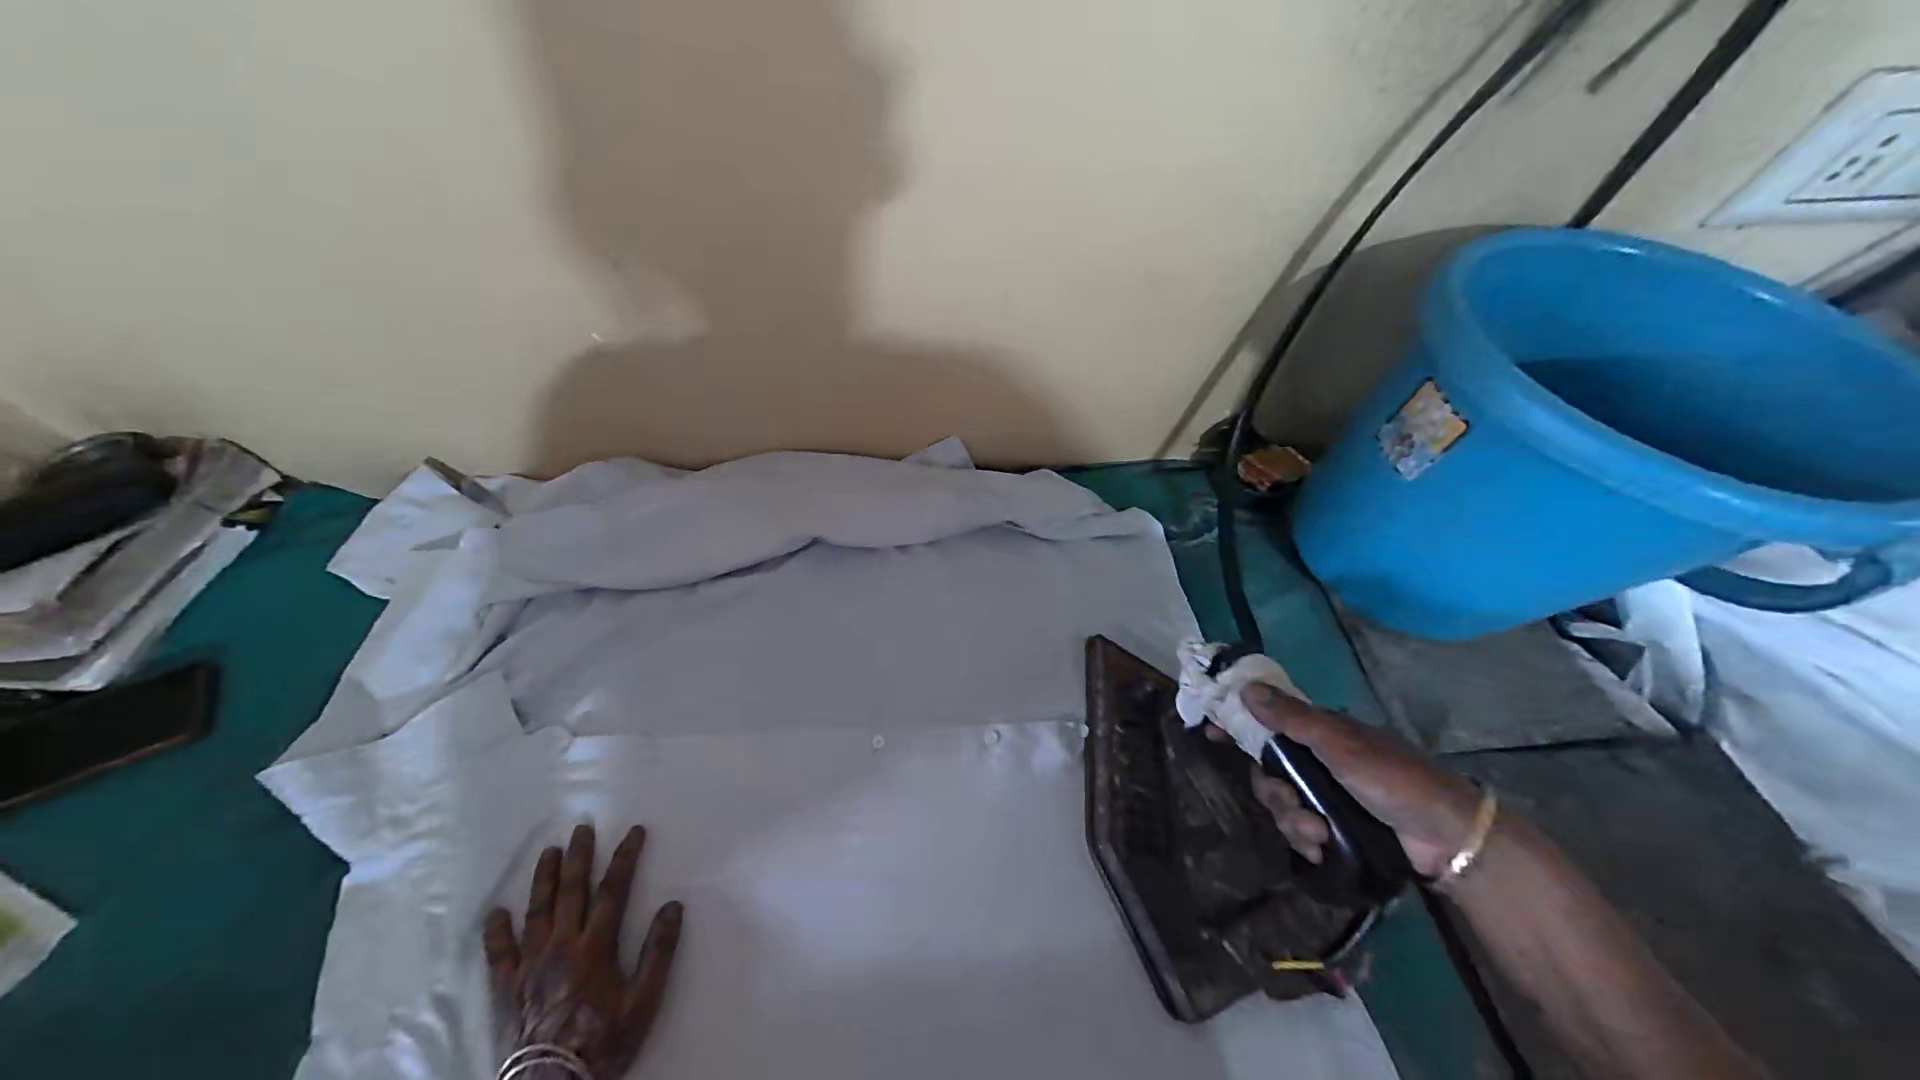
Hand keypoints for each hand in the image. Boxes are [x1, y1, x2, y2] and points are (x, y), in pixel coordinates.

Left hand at [484, 824, 683, 1078]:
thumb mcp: (644, 1001)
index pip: (613, 890)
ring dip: (544, 879)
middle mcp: (561, 947)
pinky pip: (499, 955)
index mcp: (595, 947)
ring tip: (549, 852)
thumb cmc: (604, 1041)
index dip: (625, 858)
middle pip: (571, 892)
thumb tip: (673, 906)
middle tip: (583, 828)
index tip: (634, 832)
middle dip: (580, 857)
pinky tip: (496, 912)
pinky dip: (497, 932)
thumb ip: (658, 952)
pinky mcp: (509, 988)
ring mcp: (531, 966)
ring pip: (537, 912)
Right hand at [1238, 684, 1482, 878]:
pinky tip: (1321, 849)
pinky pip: (1299, 831)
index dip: (1238, 725)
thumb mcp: (1341, 745)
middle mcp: (1317, 762)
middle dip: (1274, 794)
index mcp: (1320, 733)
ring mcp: (1325, 796)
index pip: (1268, 721)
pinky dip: (1305, 841)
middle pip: (1268, 771)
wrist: (1446, 838)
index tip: (1210, 732)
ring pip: (1281, 804)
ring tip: (1317, 835)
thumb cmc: (1394, 778)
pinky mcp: (1334, 828)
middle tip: (1292, 806)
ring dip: (1292, 822)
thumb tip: (1246, 689)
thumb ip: (1293, 719)